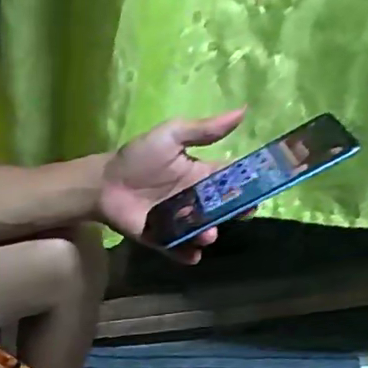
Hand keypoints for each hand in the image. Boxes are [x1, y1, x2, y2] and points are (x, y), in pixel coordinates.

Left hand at [97, 109, 247, 262]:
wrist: (105, 182)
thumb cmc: (138, 157)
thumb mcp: (171, 135)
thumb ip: (204, 130)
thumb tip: (243, 112)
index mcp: (199, 174)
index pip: (228, 179)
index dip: (246, 183)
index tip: (262, 186)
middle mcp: (192, 199)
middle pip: (219, 208)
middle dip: (233, 212)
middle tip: (243, 214)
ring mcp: (176, 220)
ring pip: (199, 229)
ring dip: (207, 233)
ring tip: (209, 234)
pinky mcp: (159, 237)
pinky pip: (175, 248)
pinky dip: (185, 253)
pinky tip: (193, 255)